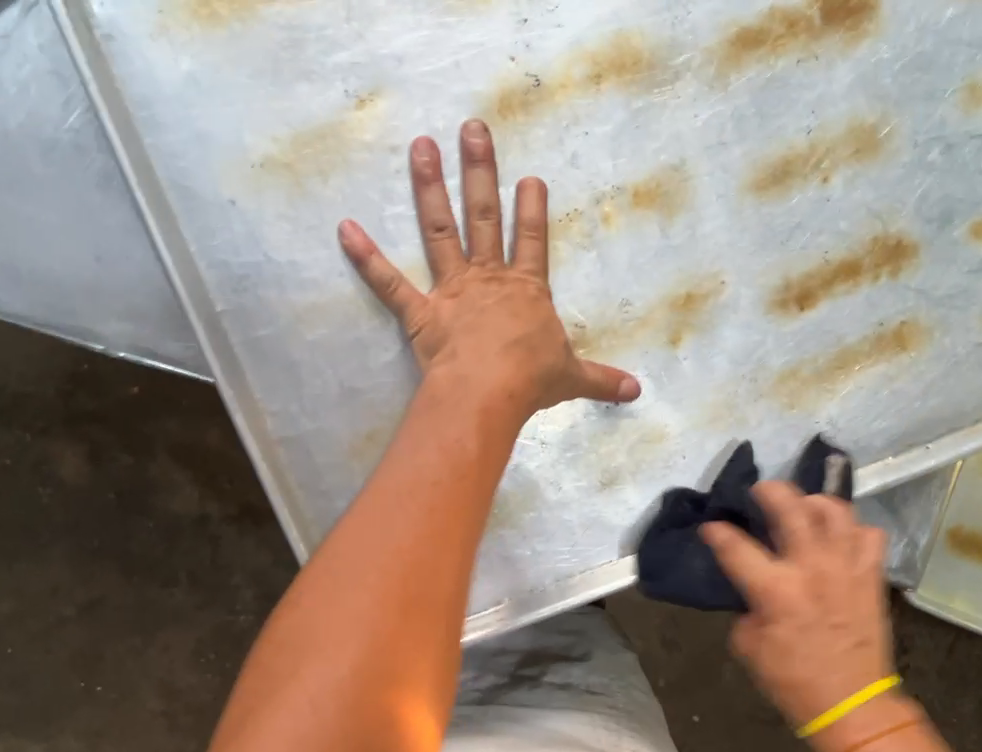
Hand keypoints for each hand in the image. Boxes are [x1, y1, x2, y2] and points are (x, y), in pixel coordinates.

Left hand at [338, 119, 640, 417]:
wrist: (490, 392)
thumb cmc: (531, 381)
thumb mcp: (572, 379)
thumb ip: (602, 381)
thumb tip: (636, 391)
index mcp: (526, 291)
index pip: (532, 241)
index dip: (531, 210)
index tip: (530, 178)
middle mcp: (489, 280)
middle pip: (484, 217)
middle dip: (480, 172)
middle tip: (472, 129)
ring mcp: (452, 292)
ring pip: (439, 231)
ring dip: (429, 188)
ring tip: (420, 146)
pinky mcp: (421, 314)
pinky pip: (389, 284)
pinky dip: (366, 258)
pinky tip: (344, 229)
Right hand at [701, 481, 899, 731]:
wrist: (851, 702)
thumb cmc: (793, 681)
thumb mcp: (750, 647)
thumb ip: (747, 608)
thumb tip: (751, 590)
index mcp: (775, 590)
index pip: (735, 547)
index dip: (717, 533)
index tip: (709, 527)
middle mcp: (812, 568)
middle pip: (790, 507)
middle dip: (769, 491)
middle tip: (759, 491)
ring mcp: (846, 567)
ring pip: (835, 510)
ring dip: (814, 502)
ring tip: (804, 507)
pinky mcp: (871, 575)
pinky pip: (868, 534)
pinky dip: (853, 530)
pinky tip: (840, 539)